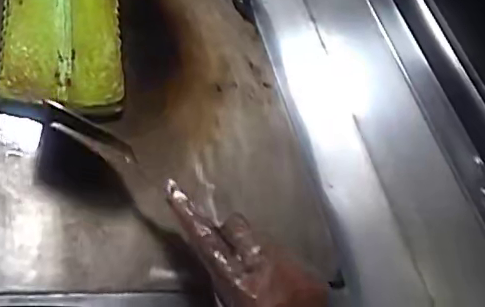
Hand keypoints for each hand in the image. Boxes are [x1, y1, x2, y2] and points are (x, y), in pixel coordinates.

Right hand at [166, 180, 329, 306]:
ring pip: (263, 238)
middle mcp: (262, 265)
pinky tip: (284, 286)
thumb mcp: (230, 306)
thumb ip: (220, 283)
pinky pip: (288, 256)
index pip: (206, 239)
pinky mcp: (312, 274)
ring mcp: (290, 265)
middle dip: (231, 233)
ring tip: (264, 277)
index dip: (188, 214)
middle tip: (233, 254)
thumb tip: (212, 260)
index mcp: (238, 282)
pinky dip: (282, 266)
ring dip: (258, 251)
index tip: (172, 189)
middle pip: (236, 225)